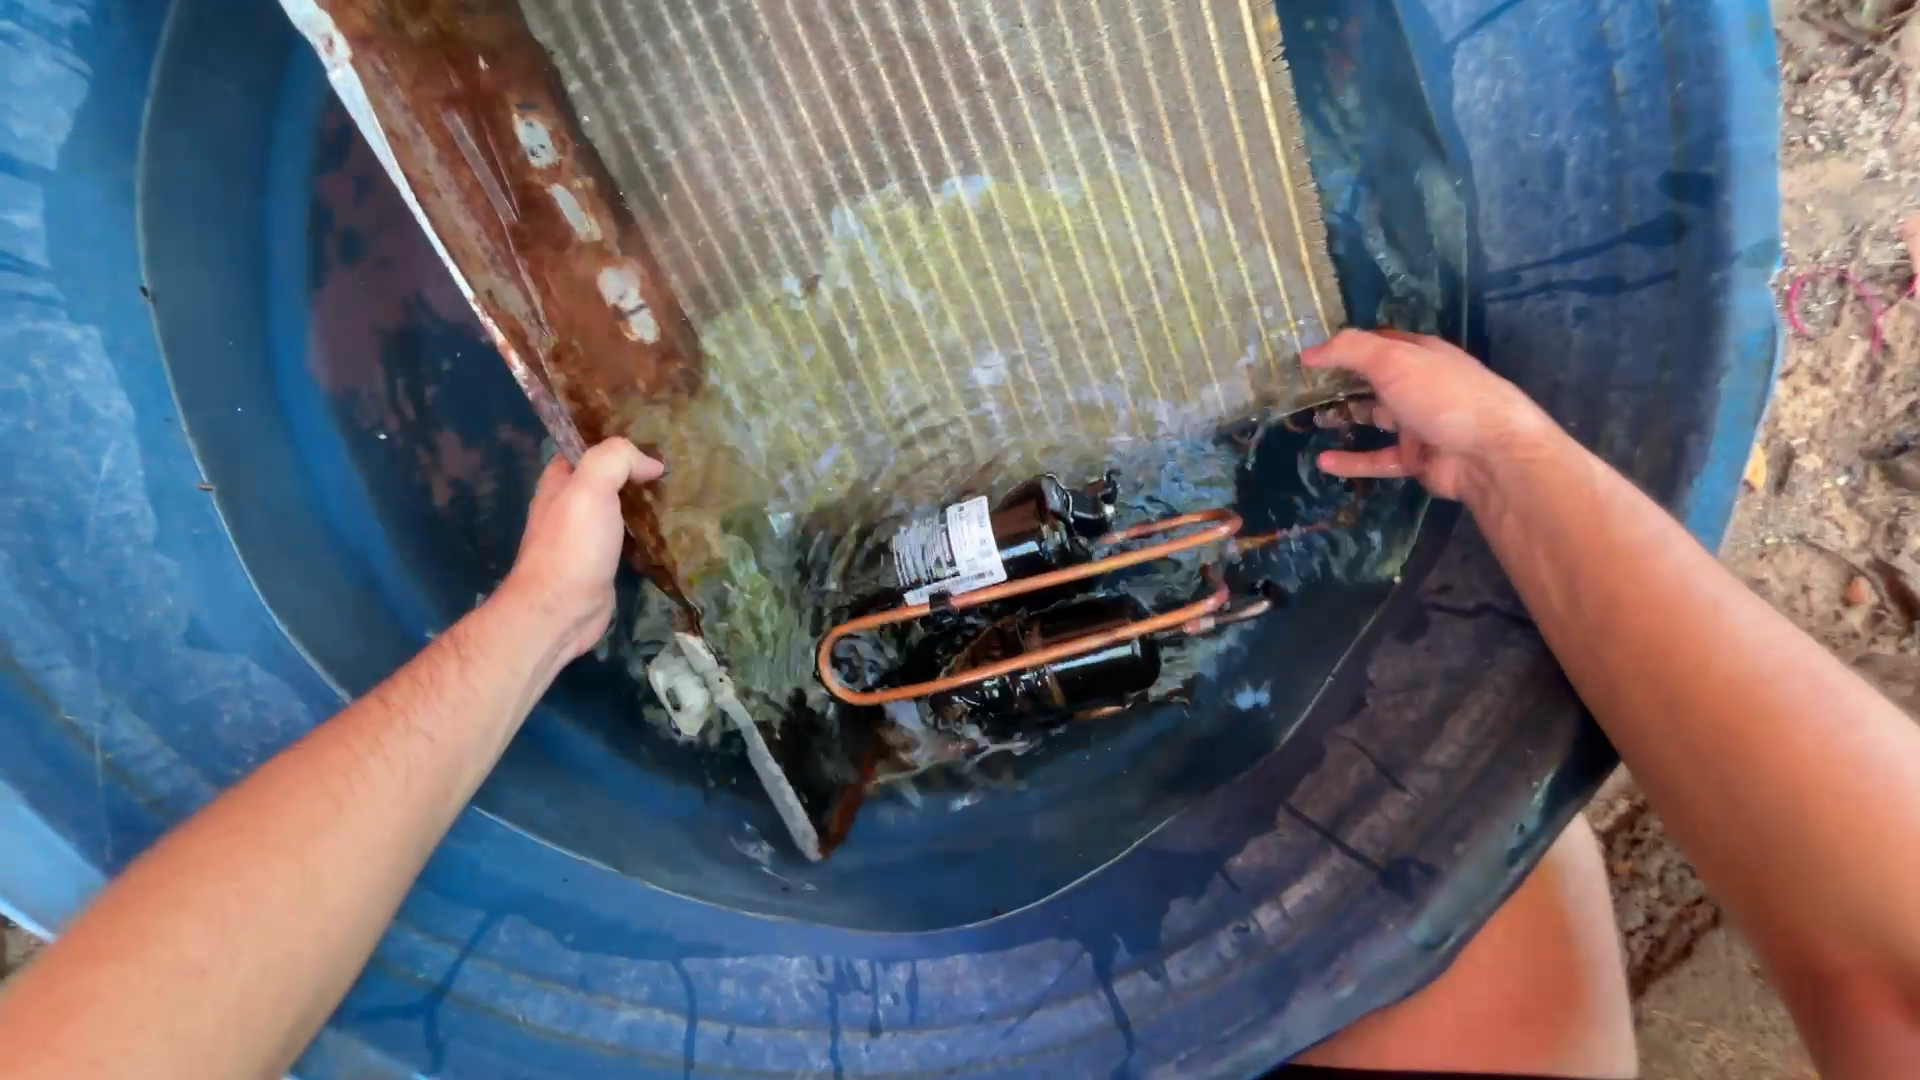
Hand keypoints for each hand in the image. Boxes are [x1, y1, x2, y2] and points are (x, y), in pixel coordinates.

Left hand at [498, 438, 664, 659]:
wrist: (563, 609)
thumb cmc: (572, 545)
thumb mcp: (590, 488)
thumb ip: (615, 460)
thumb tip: (651, 463)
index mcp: (559, 482)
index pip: (586, 448)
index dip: (615, 439)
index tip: (653, 436)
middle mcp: (570, 505)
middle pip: (607, 477)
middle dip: (636, 469)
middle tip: (675, 464)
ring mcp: (587, 535)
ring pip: (621, 506)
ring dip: (646, 500)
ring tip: (680, 491)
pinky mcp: (604, 561)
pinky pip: (630, 535)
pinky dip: (649, 529)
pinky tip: (672, 527)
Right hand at [1302, 328, 1557, 500]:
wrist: (1490, 454)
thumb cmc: (1442, 396)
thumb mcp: (1393, 361)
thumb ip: (1350, 351)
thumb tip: (1309, 352)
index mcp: (1422, 356)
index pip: (1380, 344)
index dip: (1347, 347)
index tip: (1313, 355)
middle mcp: (1421, 386)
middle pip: (1376, 381)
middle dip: (1343, 384)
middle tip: (1306, 391)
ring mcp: (1420, 423)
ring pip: (1375, 419)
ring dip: (1346, 420)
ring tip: (1312, 423)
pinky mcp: (1416, 458)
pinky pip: (1377, 459)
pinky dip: (1352, 461)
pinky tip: (1324, 463)